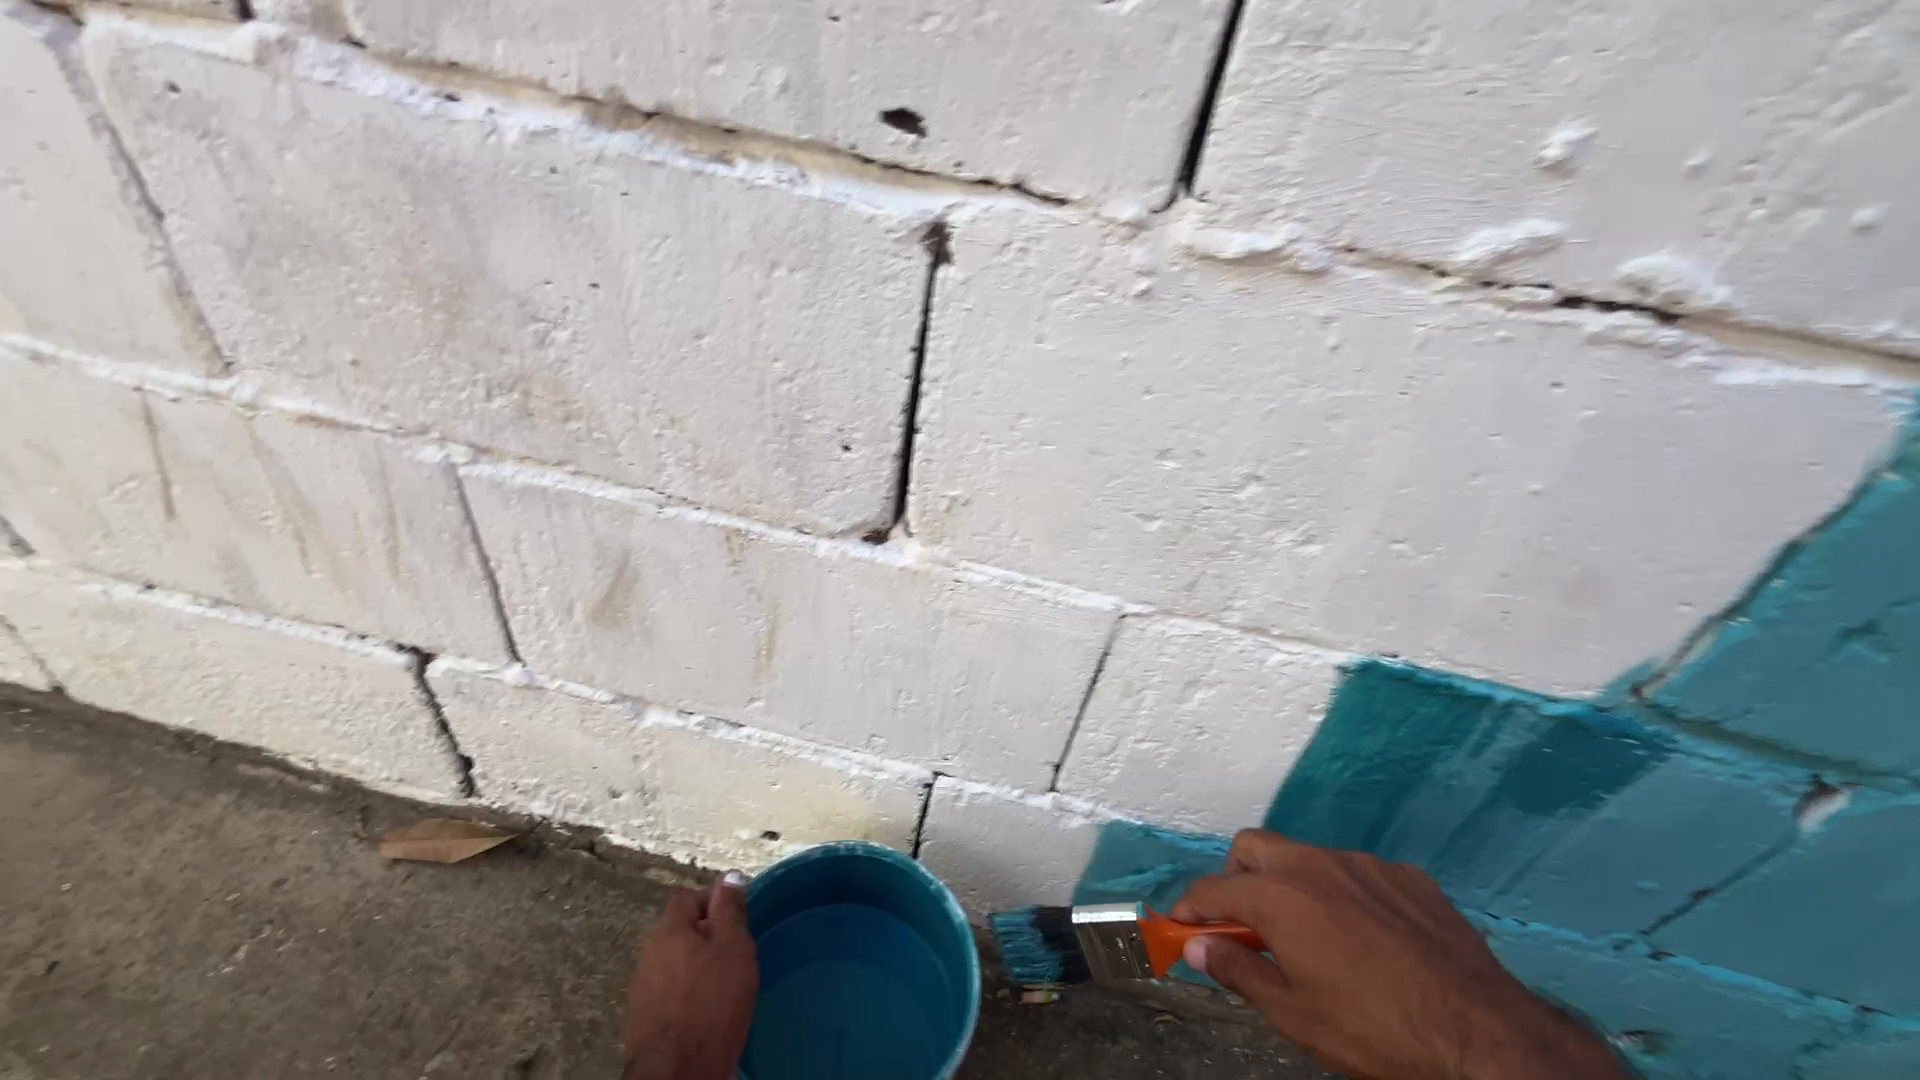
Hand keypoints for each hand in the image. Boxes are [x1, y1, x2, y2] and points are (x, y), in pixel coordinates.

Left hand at [622, 871, 757, 1079]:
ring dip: (696, 966)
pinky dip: (687, 993)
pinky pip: (669, 992)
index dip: (711, 902)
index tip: (735, 919)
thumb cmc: (712, 1003)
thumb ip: (730, 910)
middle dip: (705, 936)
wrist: (677, 1072)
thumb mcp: (733, 948)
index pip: (685, 898)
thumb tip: (729, 876)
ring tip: (724, 984)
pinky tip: (706, 1010)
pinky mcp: (643, 1020)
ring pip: (673, 963)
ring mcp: (642, 989)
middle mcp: (648, 954)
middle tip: (734, 953)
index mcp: (668, 932)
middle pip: (678, 931)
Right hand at [1172, 830, 1626, 1079]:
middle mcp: (1315, 864)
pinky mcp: (1408, 876)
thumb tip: (1195, 946)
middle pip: (1251, 847)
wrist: (1485, 1037)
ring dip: (1289, 884)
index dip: (1189, 909)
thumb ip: (1236, 970)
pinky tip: (1365, 938)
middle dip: (1234, 878)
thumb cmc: (1374, 1030)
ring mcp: (1365, 865)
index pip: (1212, 889)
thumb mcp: (1293, 1013)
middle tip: (1242, 925)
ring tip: (1309, 936)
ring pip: (1305, 856)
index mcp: (1279, 895)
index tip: (1182, 930)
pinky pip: (1356, 872)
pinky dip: (1342, 894)